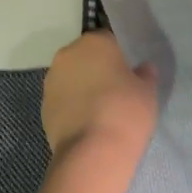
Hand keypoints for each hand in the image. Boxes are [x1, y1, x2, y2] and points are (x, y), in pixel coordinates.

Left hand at [41, 33, 157, 155]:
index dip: (120, 55)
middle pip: (86, 56)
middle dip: (98, 68)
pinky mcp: (43, 105)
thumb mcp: (148, 91)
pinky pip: (63, 98)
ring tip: (101, 109)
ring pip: (72, 77)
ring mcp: (51, 80)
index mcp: (94, 42)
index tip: (129, 73)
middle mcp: (68, 54)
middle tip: (116, 90)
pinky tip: (87, 123)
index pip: (109, 39)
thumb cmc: (125, 112)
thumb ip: (145, 74)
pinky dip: (72, 105)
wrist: (93, 153)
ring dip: (83, 86)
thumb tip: (142, 68)